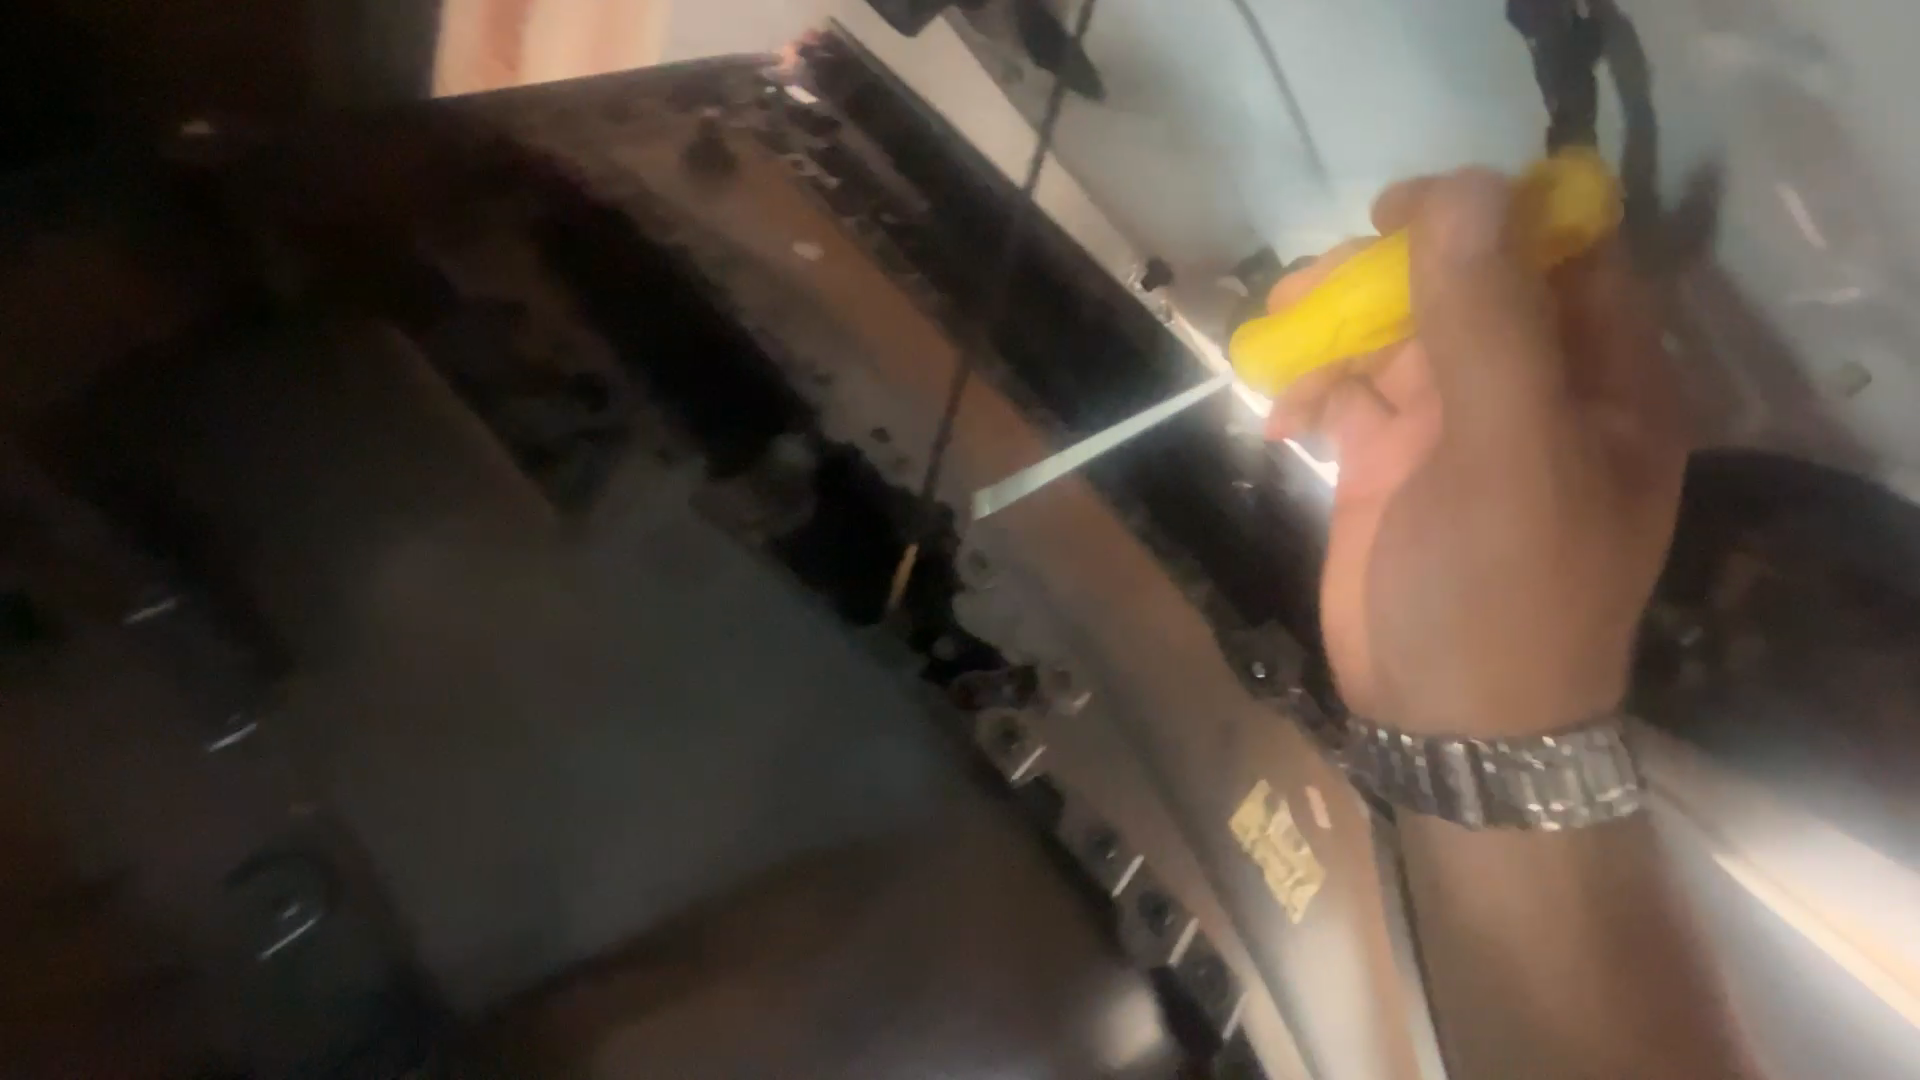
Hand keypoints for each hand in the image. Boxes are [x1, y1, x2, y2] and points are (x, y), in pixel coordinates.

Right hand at [1268, 169, 1686, 736]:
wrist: (1445, 714)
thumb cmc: (1496, 592)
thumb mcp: (1503, 456)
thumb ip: (1488, 327)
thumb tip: (1458, 195)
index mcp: (1598, 376)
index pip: (1555, 252)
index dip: (1480, 217)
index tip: (1392, 215)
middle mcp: (1530, 390)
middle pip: (1457, 289)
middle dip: (1379, 279)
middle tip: (1305, 292)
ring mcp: (1452, 429)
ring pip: (1392, 340)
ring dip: (1330, 333)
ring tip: (1273, 344)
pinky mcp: (1388, 466)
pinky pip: (1347, 398)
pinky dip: (1308, 395)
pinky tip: (1276, 420)